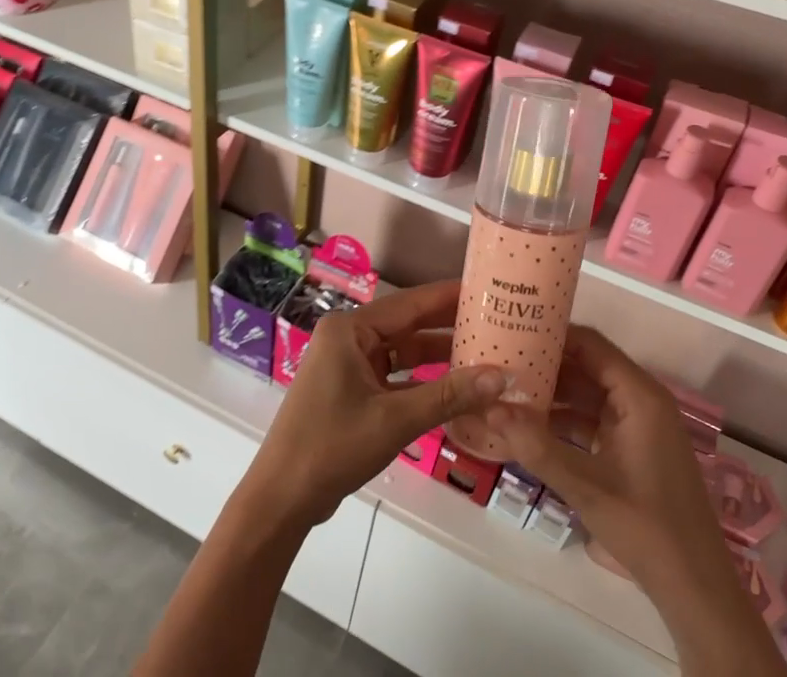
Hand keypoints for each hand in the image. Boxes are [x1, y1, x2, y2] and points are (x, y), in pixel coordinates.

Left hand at [246, 281, 506, 528]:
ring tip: (488, 356)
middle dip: (450, 328)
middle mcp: (347, 339)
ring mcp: (347, 366)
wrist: (283, 496)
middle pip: (408, 326)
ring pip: (403, 354)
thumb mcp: (396, 419)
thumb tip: (504, 376)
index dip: (451, 297)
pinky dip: (423, 384)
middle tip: (499, 323)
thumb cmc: (333, 446)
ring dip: (440, 359)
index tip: (492, 290)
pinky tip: (458, 392)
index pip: (411, 303)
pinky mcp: (351, 393)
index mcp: (349, 330)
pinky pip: (394, 378)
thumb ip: (450, 395)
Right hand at [487, 326, 722, 597]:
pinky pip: (594, 419)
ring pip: (588, 394)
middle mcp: (642, 401)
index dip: (552, 333)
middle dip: (544, 363)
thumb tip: (489, 409)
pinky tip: (527, 426)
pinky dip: (563, 419)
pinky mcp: (634, 447)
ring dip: (551, 393)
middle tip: (496, 360)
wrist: (693, 583)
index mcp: (640, 397)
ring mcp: (640, 425)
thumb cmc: (646, 527)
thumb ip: (536, 446)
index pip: (591, 345)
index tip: (510, 329)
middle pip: (588, 366)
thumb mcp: (585, 486)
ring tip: (504, 389)